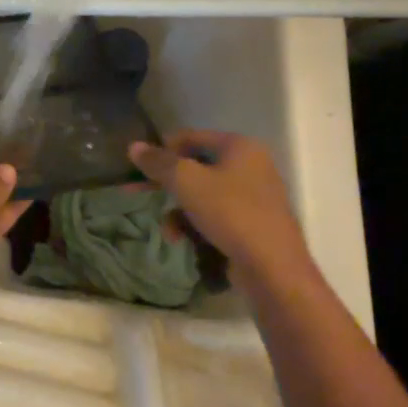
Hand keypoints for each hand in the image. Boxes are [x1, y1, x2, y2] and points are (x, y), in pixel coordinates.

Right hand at [128, 129, 309, 289]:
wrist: (274, 269)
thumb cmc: (230, 212)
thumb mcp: (186, 181)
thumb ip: (158, 162)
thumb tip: (133, 146)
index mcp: (240, 147)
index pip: (191, 137)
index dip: (162, 149)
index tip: (140, 167)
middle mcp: (251, 167)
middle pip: (196, 167)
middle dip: (166, 184)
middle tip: (137, 192)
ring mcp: (255, 198)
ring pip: (204, 195)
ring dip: (179, 209)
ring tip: (167, 229)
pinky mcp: (254, 226)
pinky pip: (217, 216)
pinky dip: (196, 224)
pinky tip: (182, 240)